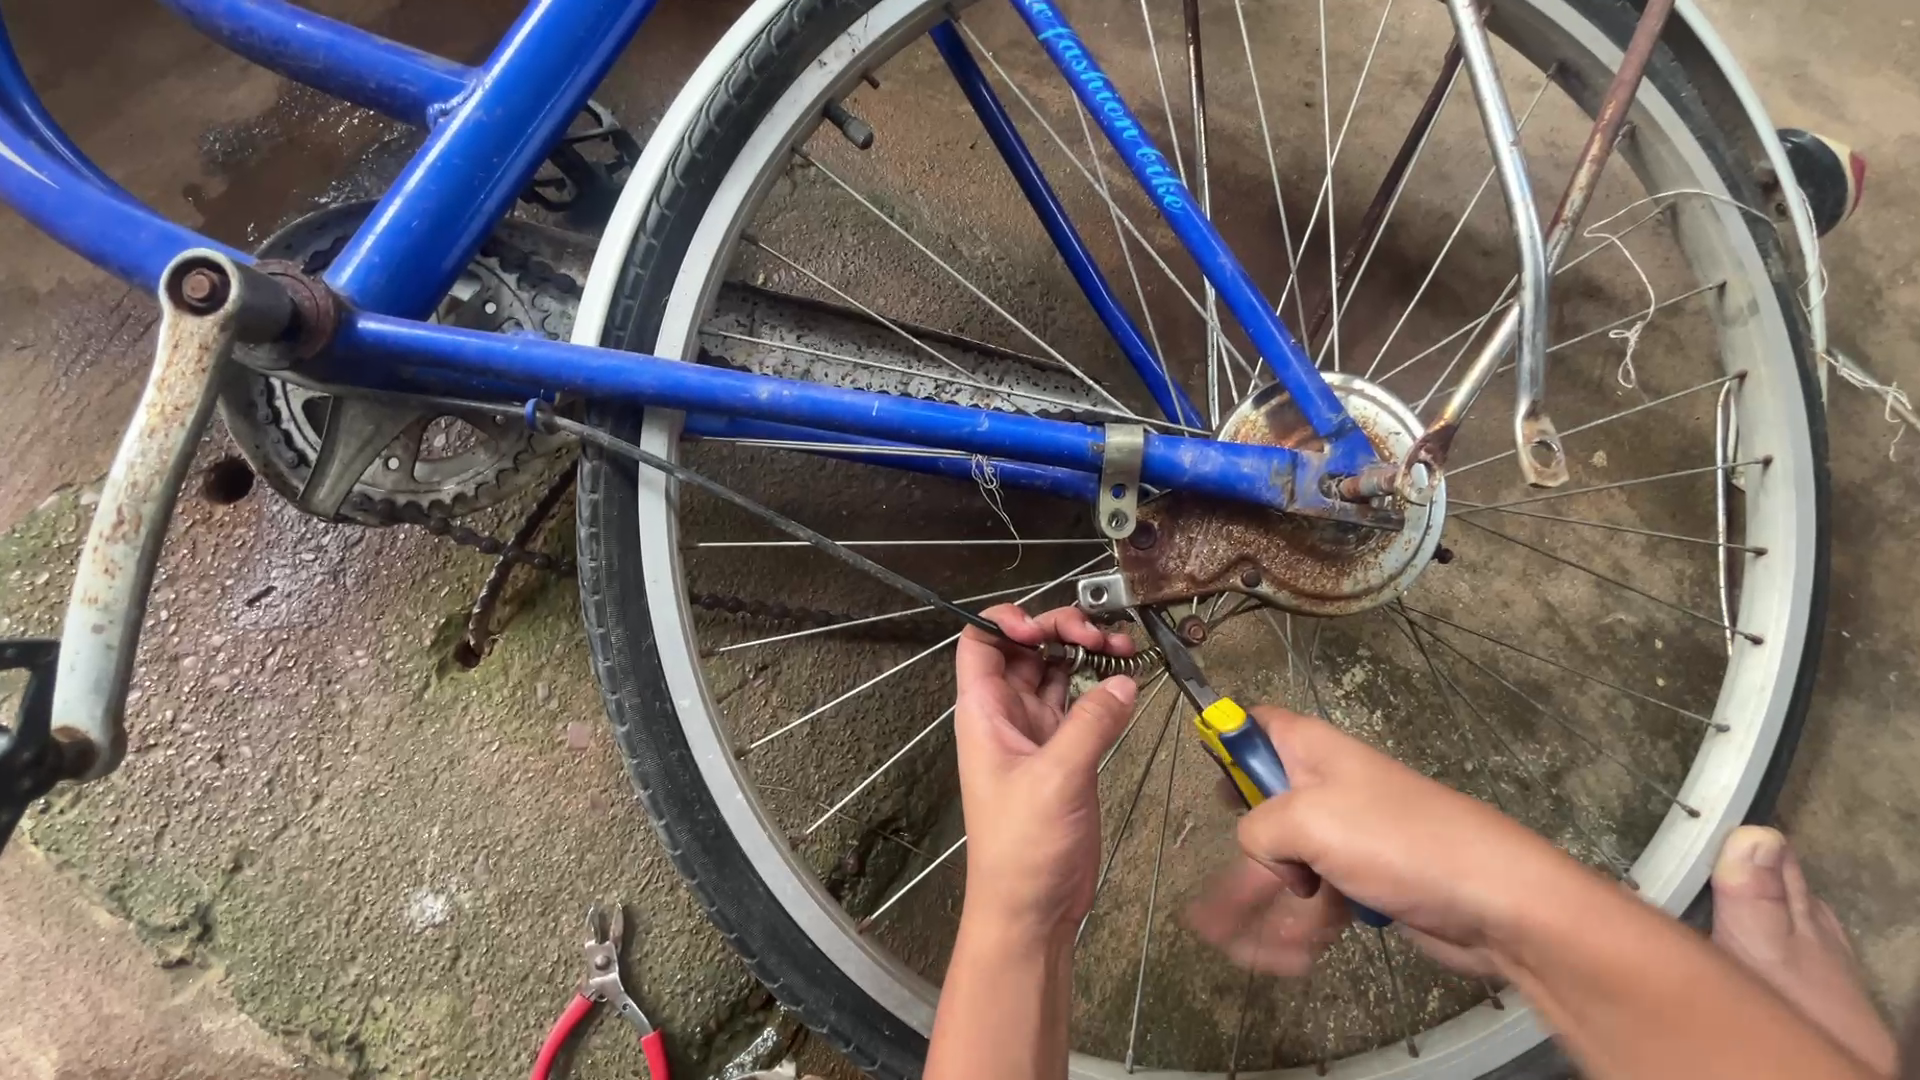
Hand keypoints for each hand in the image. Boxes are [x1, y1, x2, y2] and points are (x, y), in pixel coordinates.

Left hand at [954, 604, 1137, 936]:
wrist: (1032, 910)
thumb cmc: (1023, 846)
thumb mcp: (1055, 778)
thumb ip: (1091, 724)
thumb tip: (1125, 681)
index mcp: (983, 711)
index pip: (980, 643)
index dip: (1006, 621)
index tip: (1045, 627)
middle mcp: (1006, 713)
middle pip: (1025, 649)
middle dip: (1058, 629)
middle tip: (1099, 634)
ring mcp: (1036, 731)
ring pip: (1056, 671)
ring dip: (1084, 652)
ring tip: (1121, 646)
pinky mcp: (1064, 751)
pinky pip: (1080, 703)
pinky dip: (1100, 686)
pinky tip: (1125, 678)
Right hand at [1188, 707, 1585, 975]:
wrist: (1498, 903)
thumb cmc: (1394, 840)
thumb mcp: (1304, 820)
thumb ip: (1256, 827)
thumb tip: (1265, 852)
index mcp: (1307, 749)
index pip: (1254, 725)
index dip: (1228, 745)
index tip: (1217, 786)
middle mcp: (1321, 785)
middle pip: (1258, 805)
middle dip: (1239, 855)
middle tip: (1212, 899)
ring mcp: (1344, 834)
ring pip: (1283, 861)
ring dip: (1262, 904)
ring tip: (1236, 948)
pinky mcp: (1364, 878)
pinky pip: (1316, 895)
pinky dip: (1300, 924)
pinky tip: (1291, 957)